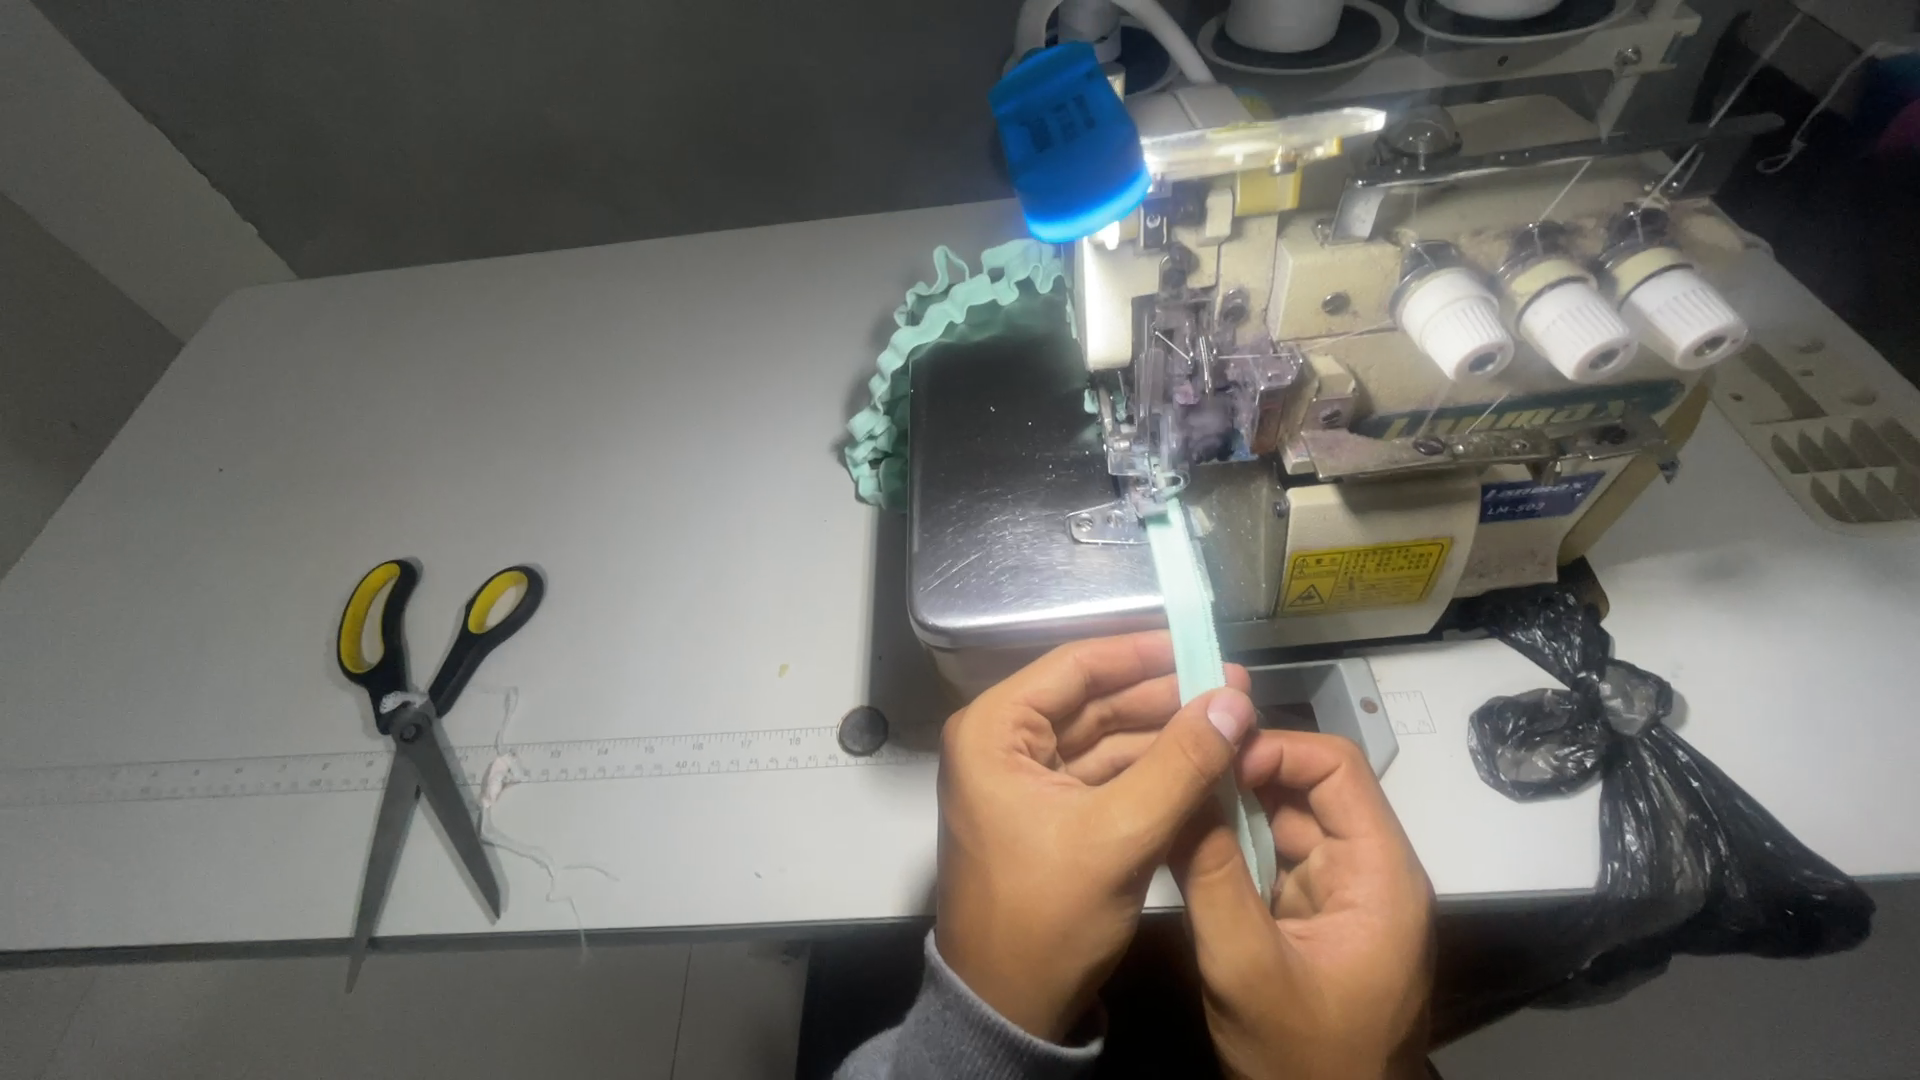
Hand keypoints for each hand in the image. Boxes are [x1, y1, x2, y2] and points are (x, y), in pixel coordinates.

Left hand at [934, 632, 1257, 1041]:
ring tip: (1228, 721)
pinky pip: (1104, 773)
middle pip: (1093, 700)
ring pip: (1103, 737)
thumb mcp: (1119, 835)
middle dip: (1163, 695)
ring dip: (1162, 732)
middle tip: (1233, 687)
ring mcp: (1024, 776)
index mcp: (995, 730)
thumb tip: (1234, 700)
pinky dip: (1150, 769)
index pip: (1075, 667)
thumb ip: (1179, 764)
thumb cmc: (1046, 916)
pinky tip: (1200, 762)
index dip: (1142, 652)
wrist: (1009, 1009)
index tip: (1202, 645)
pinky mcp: (1047, 809)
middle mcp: (1003, 741)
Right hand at [1170, 730, 1434, 1079]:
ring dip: (1227, 807)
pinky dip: (1226, 840)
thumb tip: (1181, 787)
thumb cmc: (1303, 1063)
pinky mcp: (1305, 909)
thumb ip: (1212, 874)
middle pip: (1305, 786)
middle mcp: (1364, 870)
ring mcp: (1334, 890)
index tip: (1213, 764)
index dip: (1274, 751)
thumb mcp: (1247, 968)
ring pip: (1280, 816)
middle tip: (1177, 774)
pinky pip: (1267, 851)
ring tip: (1171, 798)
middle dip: (1239, 775)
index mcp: (1379, 876)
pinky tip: (1184, 839)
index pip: (1337, 769)